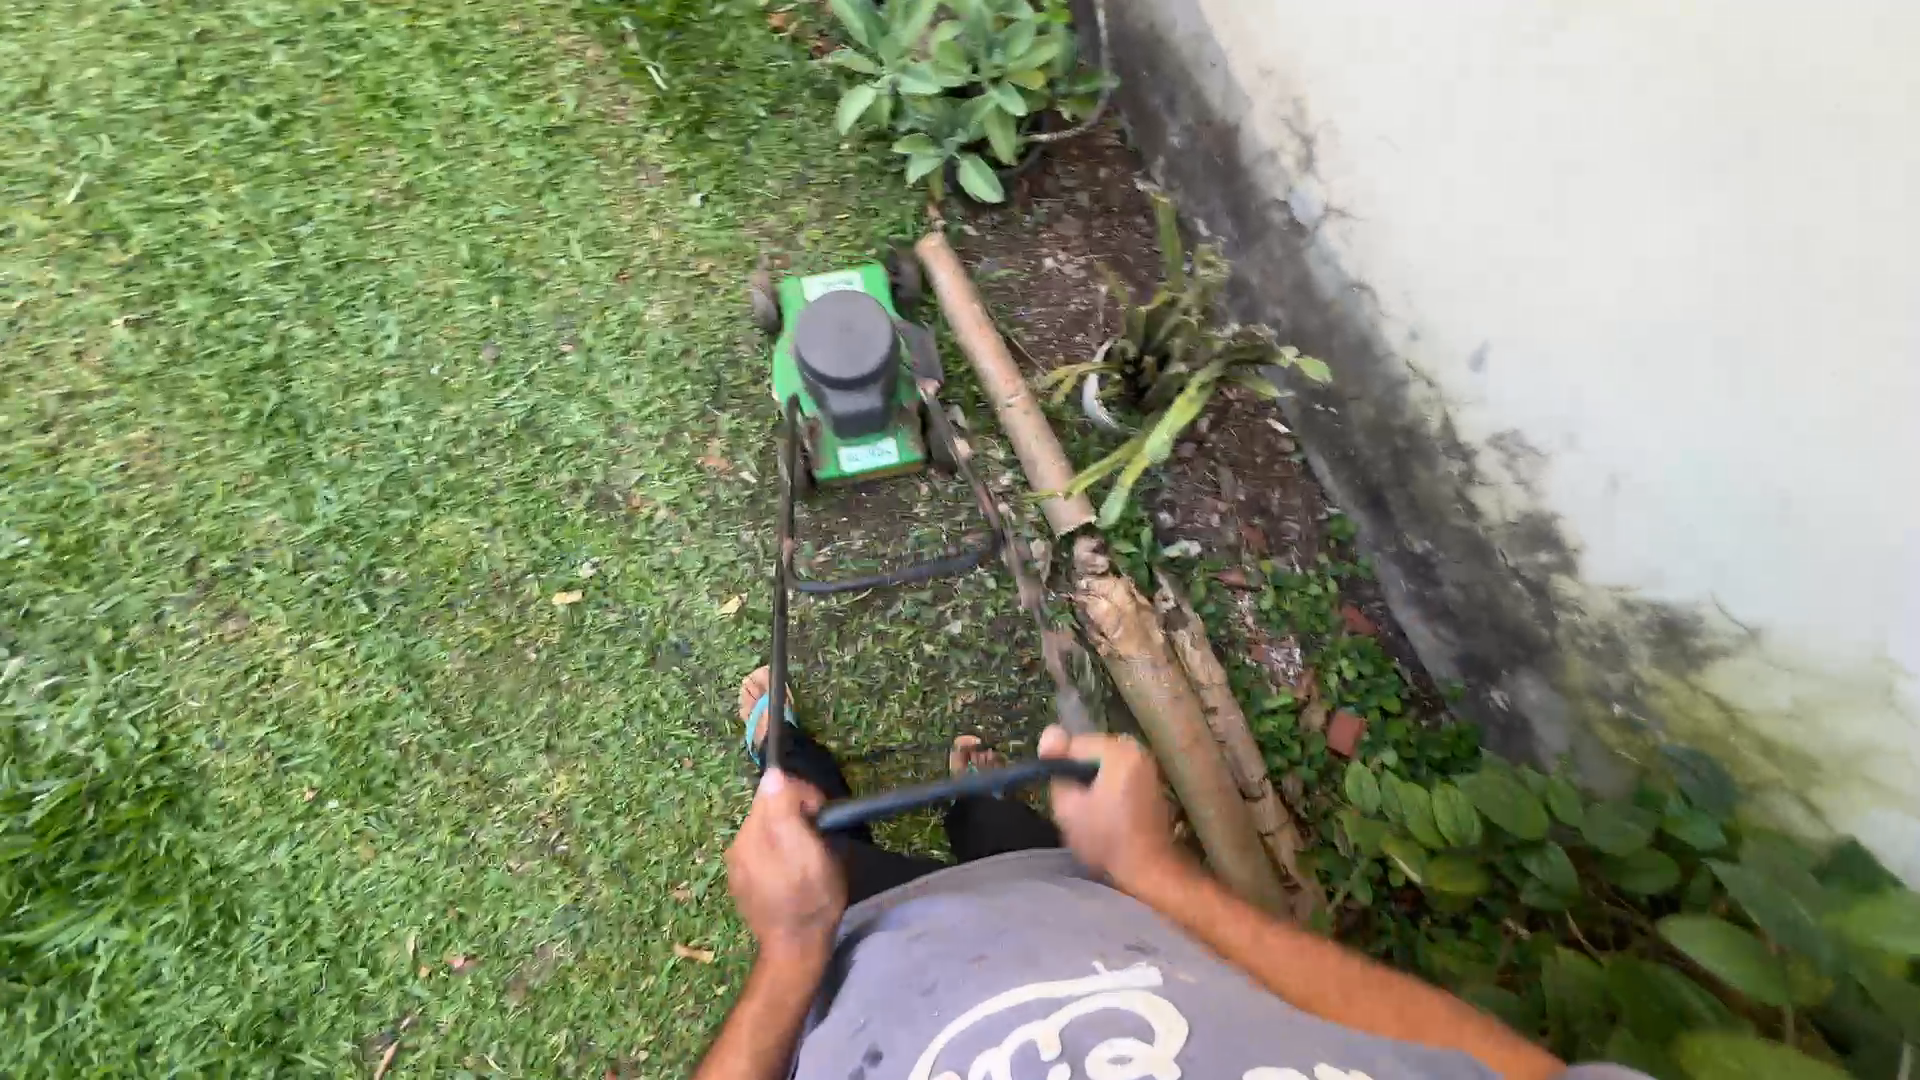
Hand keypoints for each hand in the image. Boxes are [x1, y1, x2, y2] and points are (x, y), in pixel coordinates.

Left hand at [725, 770, 846, 959]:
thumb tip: (773, 774)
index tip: (822, 820)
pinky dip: (775, 850)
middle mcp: (738, 840)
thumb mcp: (813, 853)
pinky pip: (759, 846)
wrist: (794, 948)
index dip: (807, 797)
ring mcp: (735, 860)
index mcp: (756, 831)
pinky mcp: (738, 876)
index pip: (779, 786)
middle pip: (770, 804)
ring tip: (803, 858)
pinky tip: (787, 872)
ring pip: (765, 825)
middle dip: (796, 814)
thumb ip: (787, 810)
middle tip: (816, 842)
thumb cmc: (814, 898)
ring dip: (786, 831)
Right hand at [1038, 725, 1179, 888]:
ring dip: (1091, 781)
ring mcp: (1147, 764)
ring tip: (1090, 811)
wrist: (1150, 871)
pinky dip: (1107, 787)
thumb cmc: (1106, 839)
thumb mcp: (1068, 805)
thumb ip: (1055, 766)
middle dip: (1077, 774)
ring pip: (1102, 764)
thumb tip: (1051, 732)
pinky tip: (1106, 813)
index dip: (1061, 767)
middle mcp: (1137, 749)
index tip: (1063, 794)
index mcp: (1119, 750)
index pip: (1073, 744)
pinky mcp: (1151, 780)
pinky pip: (1117, 774)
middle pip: (1089, 752)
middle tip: (1075, 805)